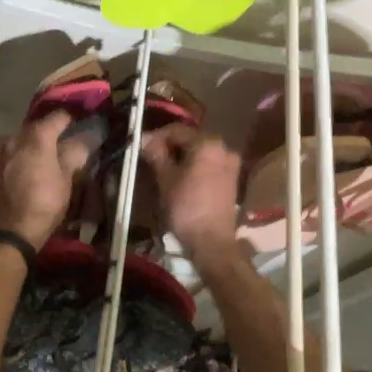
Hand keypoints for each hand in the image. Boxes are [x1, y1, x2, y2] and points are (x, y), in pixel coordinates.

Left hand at [0, 111, 90, 245]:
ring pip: (17, 141)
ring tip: (40, 157)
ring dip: (29, 145)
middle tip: (60, 141)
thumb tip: (82, 139)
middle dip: (47, 131)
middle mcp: (14, 139)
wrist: (13, 231)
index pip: (56, 117)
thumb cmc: (46, 203)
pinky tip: (22, 172)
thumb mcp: (66, 179)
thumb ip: (73, 154)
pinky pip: (6, 157)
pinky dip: (16, 159)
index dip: (69, 117)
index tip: (77, 120)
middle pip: (34, 128)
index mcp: (37, 138)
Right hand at [142, 124, 242, 258]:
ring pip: (199, 152)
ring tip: (163, 169)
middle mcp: (224, 147)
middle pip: (190, 139)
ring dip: (180, 157)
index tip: (140, 148)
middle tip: (150, 159)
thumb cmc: (186, 207)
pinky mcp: (231, 178)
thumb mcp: (165, 178)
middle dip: (168, 147)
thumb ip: (156, 153)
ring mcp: (230, 163)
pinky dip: (193, 166)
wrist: (212, 241)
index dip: (155, 137)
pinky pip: (208, 164)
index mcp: (207, 143)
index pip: (176, 130)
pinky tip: (180, 178)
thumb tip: (144, 138)